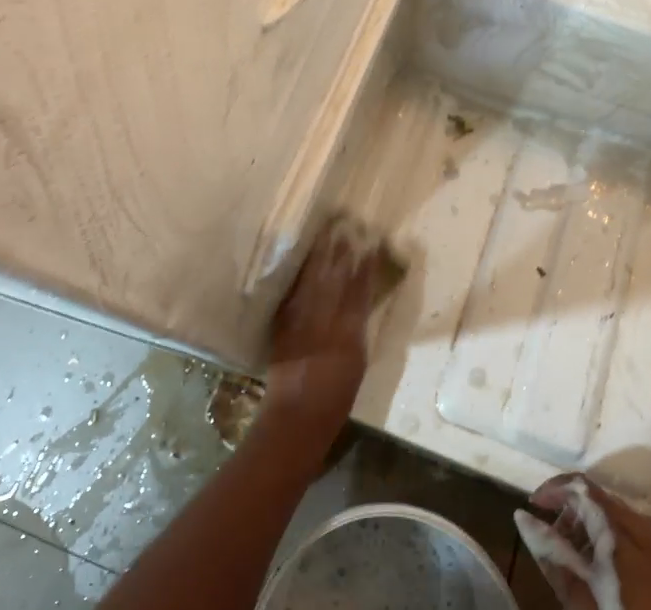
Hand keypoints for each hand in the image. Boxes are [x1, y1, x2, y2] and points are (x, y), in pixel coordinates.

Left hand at [262, 215, 383, 441]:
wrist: (296, 420)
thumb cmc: (334, 401)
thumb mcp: (356, 365)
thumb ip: (355, 335)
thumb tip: (354, 311)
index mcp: (350, 335)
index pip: (359, 293)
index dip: (364, 269)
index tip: (368, 246)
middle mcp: (326, 324)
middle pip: (333, 283)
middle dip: (338, 256)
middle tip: (342, 230)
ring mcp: (301, 325)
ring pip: (311, 286)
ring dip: (318, 262)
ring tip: (323, 240)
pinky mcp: (282, 331)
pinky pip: (291, 300)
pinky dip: (297, 283)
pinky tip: (300, 270)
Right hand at [515, 474, 650, 609]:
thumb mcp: (585, 597)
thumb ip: (553, 555)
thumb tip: (523, 518)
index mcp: (618, 526)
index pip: (580, 485)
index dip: (552, 490)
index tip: (532, 508)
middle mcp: (642, 523)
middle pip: (599, 500)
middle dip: (570, 513)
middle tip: (551, 543)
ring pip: (619, 518)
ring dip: (592, 529)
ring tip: (577, 563)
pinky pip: (638, 535)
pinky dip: (615, 542)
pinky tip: (610, 574)